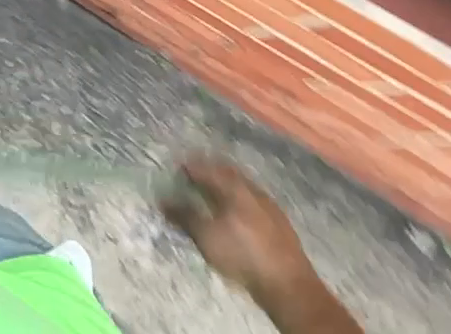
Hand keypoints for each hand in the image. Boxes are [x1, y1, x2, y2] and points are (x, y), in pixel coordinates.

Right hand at [164, 159, 313, 302]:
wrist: (288, 284)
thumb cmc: (242, 255)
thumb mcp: (206, 237)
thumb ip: (184, 216)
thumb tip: (162, 200)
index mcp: (233, 187)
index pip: (207, 168)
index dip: (191, 166)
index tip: (178, 165)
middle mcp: (252, 190)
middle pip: (228, 172)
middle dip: (211, 170)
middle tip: (196, 174)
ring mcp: (269, 205)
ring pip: (243, 186)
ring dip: (227, 184)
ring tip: (215, 192)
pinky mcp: (280, 222)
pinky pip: (254, 200)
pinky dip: (241, 199)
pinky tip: (238, 212)